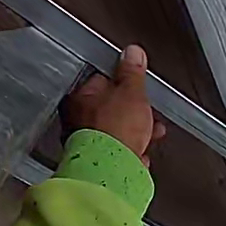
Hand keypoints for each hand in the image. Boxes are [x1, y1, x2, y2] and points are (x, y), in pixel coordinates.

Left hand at [62, 45, 166, 165]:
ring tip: (150, 134)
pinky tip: (140, 154)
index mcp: (79, 98)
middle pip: (109, 108)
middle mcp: (76, 121)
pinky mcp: (97, 164)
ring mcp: (85, 145)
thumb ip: (132, 72)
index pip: (101, 80)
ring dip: (135, 133)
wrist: (112, 172)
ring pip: (114, 132)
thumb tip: (132, 53)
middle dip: (133, 111)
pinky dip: (130, 153)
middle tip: (146, 112)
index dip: (124, 82)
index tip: (137, 85)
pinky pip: (117, 153)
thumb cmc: (113, 132)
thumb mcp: (131, 93)